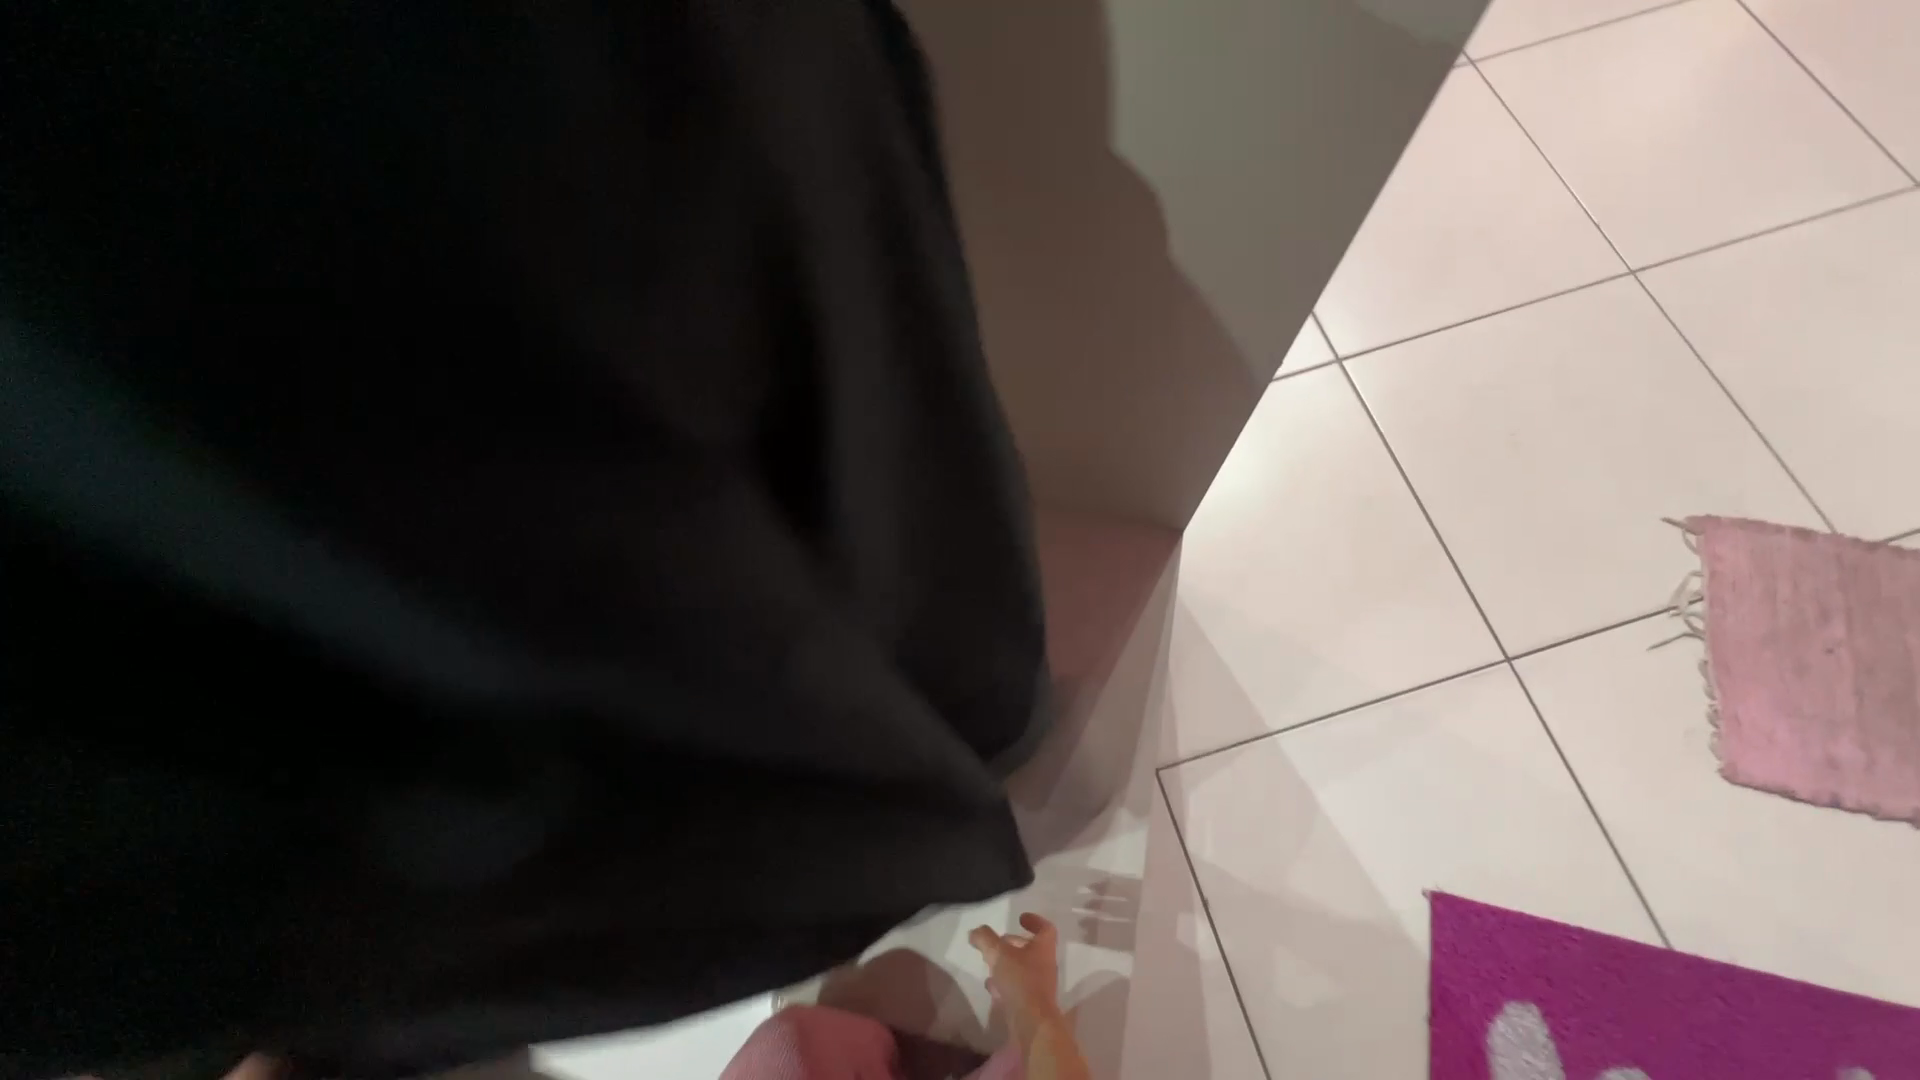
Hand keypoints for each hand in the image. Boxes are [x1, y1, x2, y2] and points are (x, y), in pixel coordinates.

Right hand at [969, 913, 1089, 1079]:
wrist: (1032, 1024)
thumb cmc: (1020, 981)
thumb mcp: (998, 954)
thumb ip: (985, 939)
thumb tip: (975, 932)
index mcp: (1044, 949)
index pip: (1045, 928)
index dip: (1034, 920)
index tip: (1020, 918)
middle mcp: (1045, 966)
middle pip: (1032, 949)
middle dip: (1014, 944)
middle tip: (998, 942)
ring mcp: (1039, 987)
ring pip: (1023, 969)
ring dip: (1007, 965)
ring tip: (989, 964)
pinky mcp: (1030, 1005)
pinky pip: (1018, 989)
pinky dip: (1005, 985)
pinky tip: (991, 988)